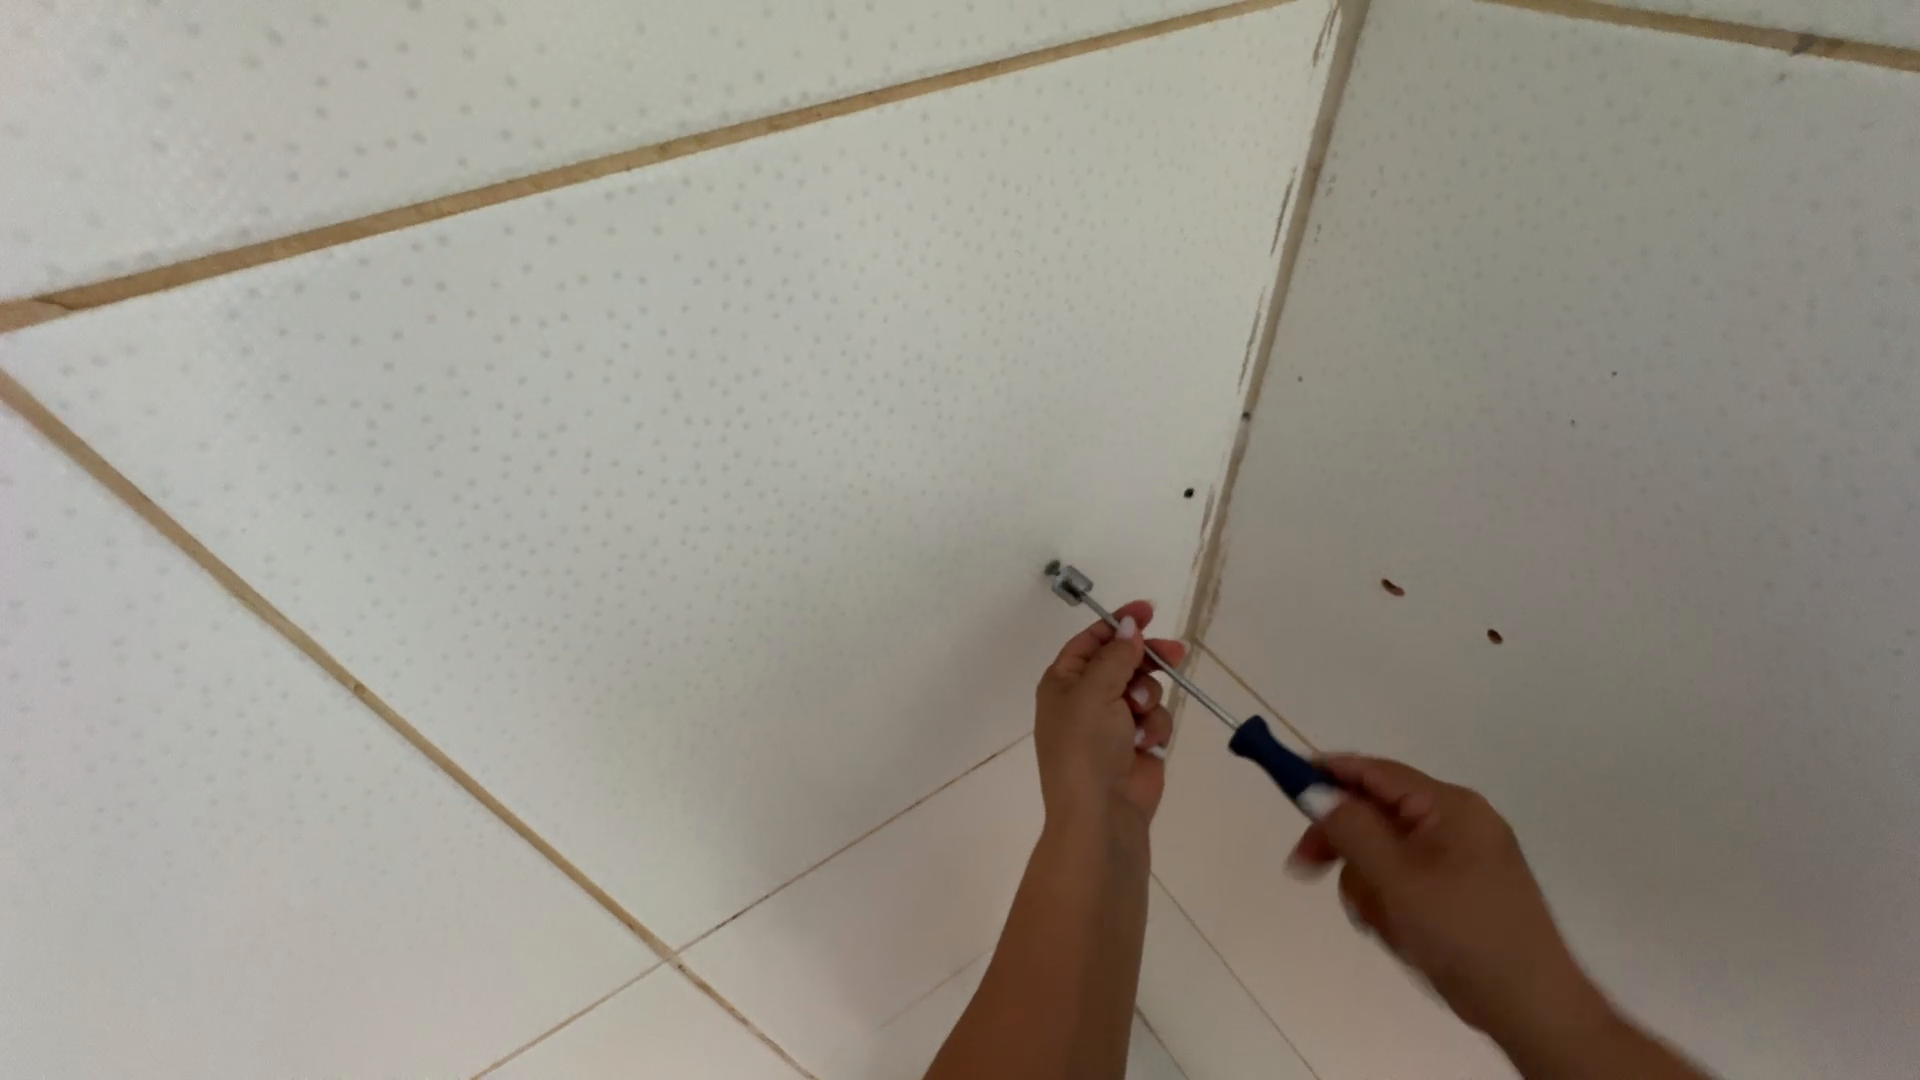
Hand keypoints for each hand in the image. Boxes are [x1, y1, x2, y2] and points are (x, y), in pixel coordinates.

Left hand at [1033, 600, 1186, 827]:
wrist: (1101, 811)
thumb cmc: (1086, 745)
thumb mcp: (1093, 690)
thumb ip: (1115, 655)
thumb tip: (1129, 625)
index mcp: (1063, 681)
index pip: (1092, 640)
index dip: (1118, 624)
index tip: (1148, 610)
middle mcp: (1086, 698)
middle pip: (1124, 661)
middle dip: (1147, 658)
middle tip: (1173, 652)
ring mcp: (1114, 722)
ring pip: (1146, 688)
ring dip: (1148, 699)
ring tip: (1138, 717)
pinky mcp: (1139, 743)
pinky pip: (1156, 718)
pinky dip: (1154, 727)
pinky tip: (1144, 744)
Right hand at [1287, 757, 1607, 1048]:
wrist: (1535, 1012)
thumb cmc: (1463, 934)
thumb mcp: (1395, 878)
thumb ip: (1350, 827)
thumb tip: (1312, 790)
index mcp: (1450, 806)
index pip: (1374, 771)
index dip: (1326, 773)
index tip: (1286, 784)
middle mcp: (1457, 821)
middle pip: (1374, 812)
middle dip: (1342, 842)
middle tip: (1303, 865)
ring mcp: (1461, 856)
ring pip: (1383, 849)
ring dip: (1367, 881)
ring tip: (1380, 921)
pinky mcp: (1461, 888)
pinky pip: (1403, 876)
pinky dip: (1389, 898)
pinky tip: (1399, 931)